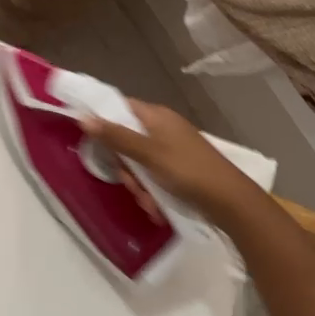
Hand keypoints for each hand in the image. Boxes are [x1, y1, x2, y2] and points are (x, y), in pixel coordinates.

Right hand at [83, 100, 266, 224]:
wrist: (231, 202)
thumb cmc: (187, 170)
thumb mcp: (148, 154)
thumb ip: (115, 136)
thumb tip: (83, 117)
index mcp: (156, 116)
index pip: (120, 107)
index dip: (104, 121)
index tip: (94, 142)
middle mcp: (162, 129)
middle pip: (126, 141)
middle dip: (126, 168)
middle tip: (130, 183)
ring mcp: (171, 151)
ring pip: (138, 164)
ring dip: (139, 186)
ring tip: (149, 202)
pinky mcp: (178, 171)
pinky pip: (153, 177)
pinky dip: (152, 192)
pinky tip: (157, 207)